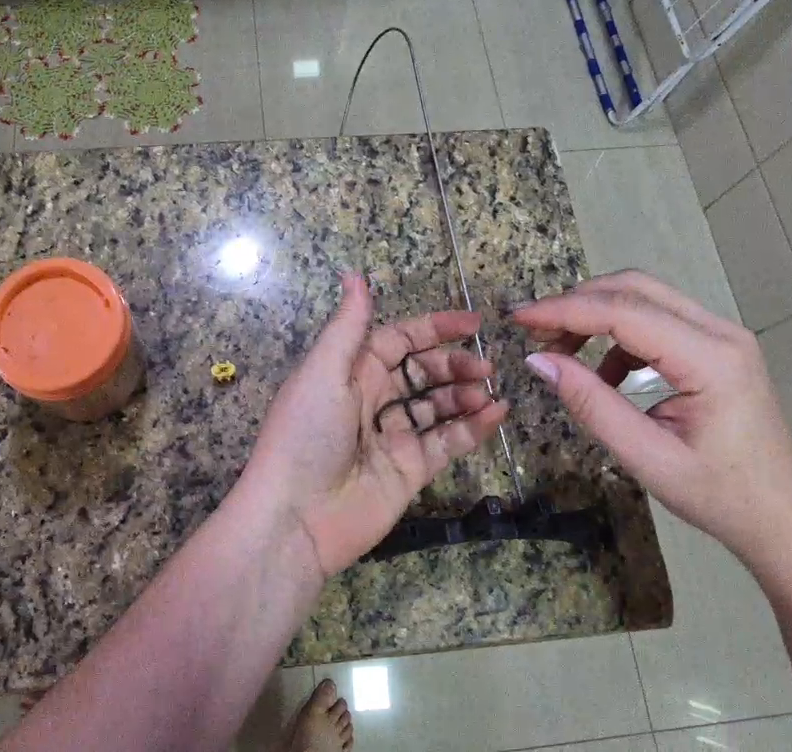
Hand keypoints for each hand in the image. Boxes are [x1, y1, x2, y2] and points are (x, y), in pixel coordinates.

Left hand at [239, 272, 510, 577]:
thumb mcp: (322, 372)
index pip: (398, 339)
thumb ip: (348, 326)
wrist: (296, 517)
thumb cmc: (304, 434)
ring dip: (465, 394)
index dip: (434, 328)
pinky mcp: (410, 471)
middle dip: (454, 364)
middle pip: (422, 372)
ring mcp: (393, 436)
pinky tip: (495, 414)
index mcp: (350, 371)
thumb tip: (353, 273)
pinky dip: (473, 428)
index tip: (473, 324)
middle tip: (485, 366)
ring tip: (490, 390)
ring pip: (438, 406)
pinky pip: (447, 442)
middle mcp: (373, 399)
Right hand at [510, 270, 791, 561]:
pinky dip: (616, 334)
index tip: (518, 318)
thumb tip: (537, 360)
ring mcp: (722, 335)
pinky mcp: (716, 346)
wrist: (782, 518)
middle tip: (533, 330)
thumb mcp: (646, 456)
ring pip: (643, 297)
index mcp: (710, 359)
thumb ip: (591, 403)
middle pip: (633, 288)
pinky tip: (601, 373)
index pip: (622, 312)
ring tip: (558, 350)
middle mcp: (720, 332)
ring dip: (594, 314)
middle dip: (576, 302)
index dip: (564, 310)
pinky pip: (655, 319)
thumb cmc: (719, 496)